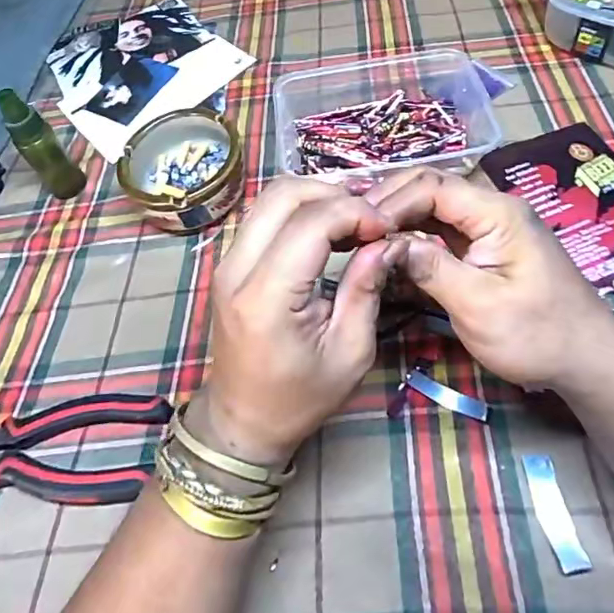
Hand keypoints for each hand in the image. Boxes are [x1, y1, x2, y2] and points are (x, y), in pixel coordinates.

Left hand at [190, 177, 398, 465]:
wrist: (242, 419)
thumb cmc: (299, 397)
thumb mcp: (349, 352)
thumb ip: (366, 290)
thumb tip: (388, 240)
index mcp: (265, 297)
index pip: (309, 223)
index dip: (354, 212)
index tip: (388, 228)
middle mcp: (236, 269)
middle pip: (282, 194)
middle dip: (334, 193)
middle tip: (370, 218)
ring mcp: (226, 262)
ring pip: (268, 198)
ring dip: (315, 198)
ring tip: (354, 221)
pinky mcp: (228, 263)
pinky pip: (262, 217)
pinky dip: (297, 211)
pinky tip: (328, 230)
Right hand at [367, 168, 612, 389]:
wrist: (587, 361)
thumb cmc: (537, 335)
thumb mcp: (480, 305)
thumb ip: (432, 268)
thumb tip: (387, 244)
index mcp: (497, 212)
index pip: (431, 186)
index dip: (391, 201)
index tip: (361, 228)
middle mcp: (491, 208)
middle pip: (429, 186)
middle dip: (388, 201)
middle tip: (352, 226)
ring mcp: (487, 226)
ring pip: (430, 205)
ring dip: (396, 215)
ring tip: (361, 232)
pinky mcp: (482, 245)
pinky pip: (438, 227)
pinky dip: (410, 232)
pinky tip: (387, 244)